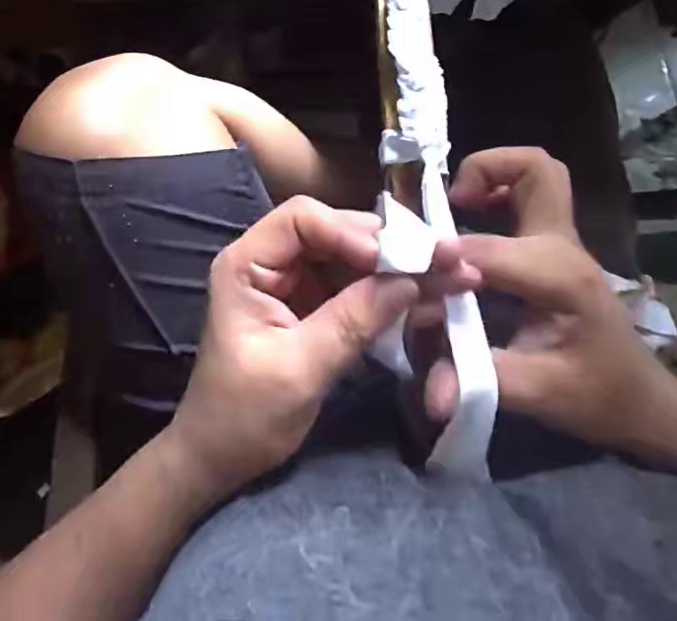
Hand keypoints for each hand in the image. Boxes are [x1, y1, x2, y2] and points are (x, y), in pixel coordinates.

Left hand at [165, 196, 469, 493]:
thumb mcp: (298, 370)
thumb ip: (351, 322)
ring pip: (354, 258)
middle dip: (391, 246)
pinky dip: (393, 293)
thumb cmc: (243, 415)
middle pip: (335, 232)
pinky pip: (358, 287)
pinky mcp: (314, 306)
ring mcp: (294, 283)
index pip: (302, 219)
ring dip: (402, 268)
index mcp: (247, 264)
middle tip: (448, 258)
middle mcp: (270, 261)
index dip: (350, 231)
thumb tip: (408, 282)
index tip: (396, 260)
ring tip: (456, 275)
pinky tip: (432, 300)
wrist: (220, 458)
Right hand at [422, 148, 676, 453]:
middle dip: (487, 168)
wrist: (643, 402)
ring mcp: (562, 242)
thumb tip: (431, 394)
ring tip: (457, 206)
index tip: (416, 276)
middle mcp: (562, 247)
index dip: (444, 259)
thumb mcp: (540, 395)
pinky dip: (498, 192)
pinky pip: (529, 195)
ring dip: (493, 175)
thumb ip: (481, 384)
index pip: (488, 250)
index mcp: (560, 278)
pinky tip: (472, 222)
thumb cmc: (597, 396)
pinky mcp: (555, 247)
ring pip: (537, 173)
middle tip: (451, 203)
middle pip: (537, 169)